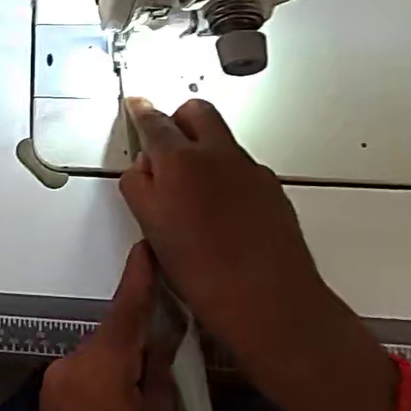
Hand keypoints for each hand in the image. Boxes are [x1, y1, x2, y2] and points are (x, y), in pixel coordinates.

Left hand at [2, 243, 182, 410]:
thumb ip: (164, 380)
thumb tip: (168, 335)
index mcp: (99, 369)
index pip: (125, 310)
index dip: (140, 276)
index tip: (148, 244)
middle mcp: (70, 365)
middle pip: (117, 338)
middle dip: (149, 348)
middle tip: (185, 371)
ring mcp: (56, 384)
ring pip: (106, 363)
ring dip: (134, 377)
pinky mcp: (51, 404)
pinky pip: (91, 383)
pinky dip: (116, 392)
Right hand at [119, 97, 396, 410]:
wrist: (270, 305)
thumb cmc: (202, 269)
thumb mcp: (149, 226)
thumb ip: (138, 184)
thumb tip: (143, 168)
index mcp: (180, 160)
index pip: (155, 121)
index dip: (141, 111)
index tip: (137, 106)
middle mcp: (219, 155)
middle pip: (197, 111)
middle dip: (178, 119)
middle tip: (164, 145)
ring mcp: (251, 171)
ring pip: (221, 140)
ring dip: (203, 149)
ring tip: (191, 192)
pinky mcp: (273, 191)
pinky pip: (242, 168)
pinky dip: (226, 175)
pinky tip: (219, 213)